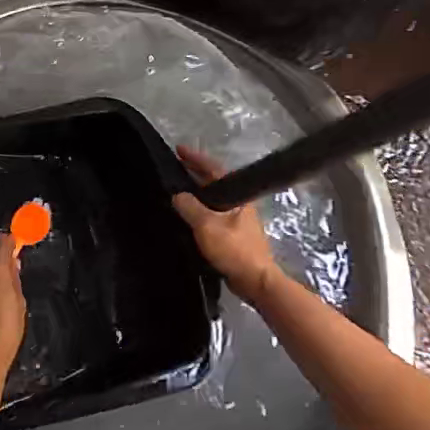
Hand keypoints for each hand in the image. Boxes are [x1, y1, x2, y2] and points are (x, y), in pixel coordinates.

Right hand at [171, 145, 279, 302]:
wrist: (256, 281)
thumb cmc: (234, 249)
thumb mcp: (207, 225)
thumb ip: (190, 207)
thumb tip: (177, 195)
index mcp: (236, 196)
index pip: (213, 169)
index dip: (195, 158)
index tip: (178, 149)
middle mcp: (238, 203)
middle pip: (213, 182)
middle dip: (194, 173)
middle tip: (174, 166)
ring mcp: (237, 219)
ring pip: (212, 200)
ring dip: (195, 193)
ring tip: (175, 190)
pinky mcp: (233, 235)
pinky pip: (211, 216)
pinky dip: (198, 211)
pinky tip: (186, 216)